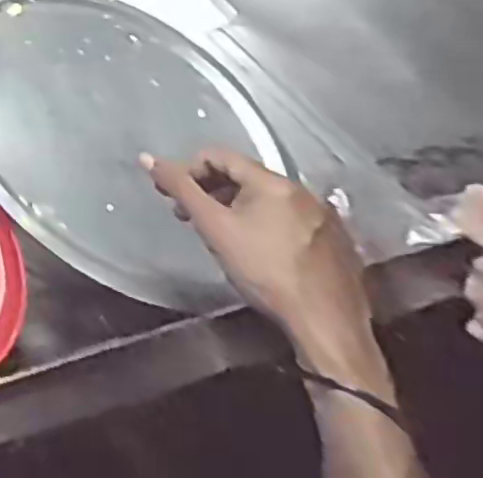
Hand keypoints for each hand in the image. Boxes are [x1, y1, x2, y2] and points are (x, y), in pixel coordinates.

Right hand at [143, 149, 370, 348]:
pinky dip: (266, 223)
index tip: (178, 199)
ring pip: (266, 197)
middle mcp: (301, 190)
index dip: (190, 171)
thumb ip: (180, 188)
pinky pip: (289, 217)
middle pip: (242, 175)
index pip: (218, 155)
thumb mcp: (213, 227)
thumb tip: (147, 158)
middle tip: (193, 217)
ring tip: (223, 236)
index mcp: (272, 182)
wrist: (327, 327)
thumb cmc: (263, 271)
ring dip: (236, 207)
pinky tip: (260, 251)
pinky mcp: (336, 241)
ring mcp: (323, 216)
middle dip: (211, 190)